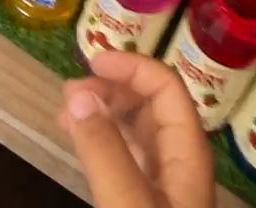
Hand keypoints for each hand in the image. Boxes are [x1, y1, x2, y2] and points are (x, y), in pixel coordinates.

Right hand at [60, 52, 214, 207]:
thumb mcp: (129, 201)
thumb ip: (105, 150)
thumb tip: (78, 93)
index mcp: (189, 150)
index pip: (167, 86)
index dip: (132, 67)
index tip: (93, 62)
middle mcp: (180, 161)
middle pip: (150, 106)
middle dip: (111, 89)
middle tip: (70, 90)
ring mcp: (164, 185)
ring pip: (134, 133)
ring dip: (102, 114)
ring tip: (66, 110)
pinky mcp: (145, 203)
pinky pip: (124, 160)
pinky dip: (100, 143)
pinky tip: (79, 141)